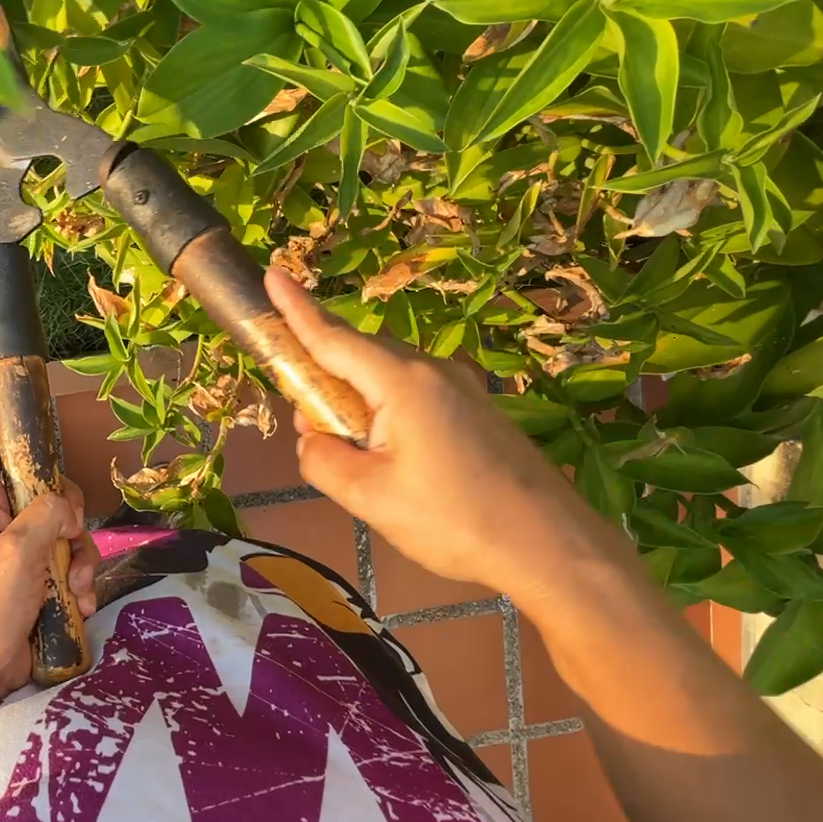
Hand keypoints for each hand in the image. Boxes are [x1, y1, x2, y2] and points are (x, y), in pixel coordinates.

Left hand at [0, 411, 100, 707]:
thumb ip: (45, 515)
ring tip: (75, 585)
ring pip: (65, 525)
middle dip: (68, 506)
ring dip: (80, 553)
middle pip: (43, 484)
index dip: (1, 422)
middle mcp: (4, 520)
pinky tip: (79, 603)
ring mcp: (23, 549)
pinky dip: (81, 578)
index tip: (27, 405)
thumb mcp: (17, 554)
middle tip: (70, 531)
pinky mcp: (40, 576)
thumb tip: (68, 506)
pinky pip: (71, 559)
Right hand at [264, 268, 641, 607]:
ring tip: (352, 458)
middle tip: (309, 429)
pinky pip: (410, 397)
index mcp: (402, 383)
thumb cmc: (455, 520)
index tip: (270, 273)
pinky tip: (389, 460)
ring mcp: (458, 389)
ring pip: (383, 380)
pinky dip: (382, 414)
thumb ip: (322, 460)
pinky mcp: (473, 411)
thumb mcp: (370, 497)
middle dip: (320, 378)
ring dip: (353, 403)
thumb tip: (311, 439)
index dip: (295, 308)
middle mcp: (431, 372)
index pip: (333, 337)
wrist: (552, 548)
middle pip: (357, 357)